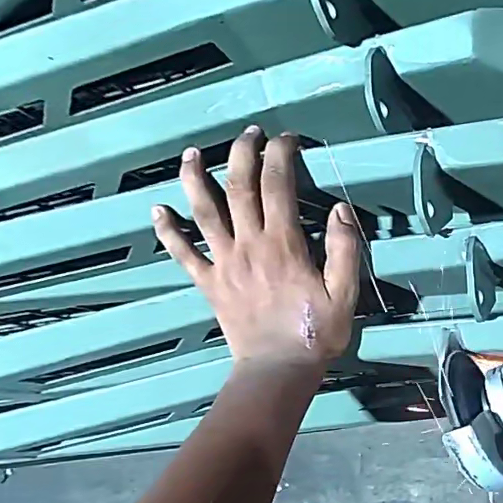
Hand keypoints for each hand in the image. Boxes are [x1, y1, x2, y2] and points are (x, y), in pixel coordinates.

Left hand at [151, 126, 361, 365]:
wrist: (279, 369)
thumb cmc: (317, 332)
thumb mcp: (345, 293)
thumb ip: (344, 249)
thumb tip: (340, 209)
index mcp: (284, 245)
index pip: (278, 186)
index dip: (281, 156)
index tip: (287, 139)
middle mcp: (249, 246)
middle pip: (239, 188)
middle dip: (242, 154)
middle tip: (249, 133)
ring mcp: (224, 263)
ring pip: (204, 212)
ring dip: (196, 179)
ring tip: (193, 154)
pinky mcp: (210, 283)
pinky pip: (183, 254)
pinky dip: (168, 231)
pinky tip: (157, 211)